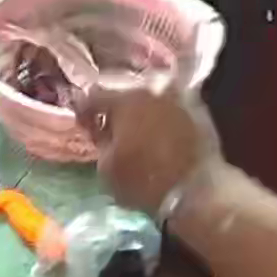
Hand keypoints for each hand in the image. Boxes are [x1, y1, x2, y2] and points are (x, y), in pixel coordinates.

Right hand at [75, 84, 224, 217]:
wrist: (195, 189)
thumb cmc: (142, 181)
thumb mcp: (106, 165)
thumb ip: (99, 138)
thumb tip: (98, 125)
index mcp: (125, 99)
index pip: (92, 95)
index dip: (82, 108)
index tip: (80, 122)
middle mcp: (154, 88)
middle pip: (123, 90)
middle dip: (111, 106)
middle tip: (103, 124)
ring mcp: (178, 95)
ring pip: (147, 96)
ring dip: (135, 109)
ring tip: (128, 128)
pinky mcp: (197, 107)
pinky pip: (165, 105)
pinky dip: (154, 115)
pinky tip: (149, 131)